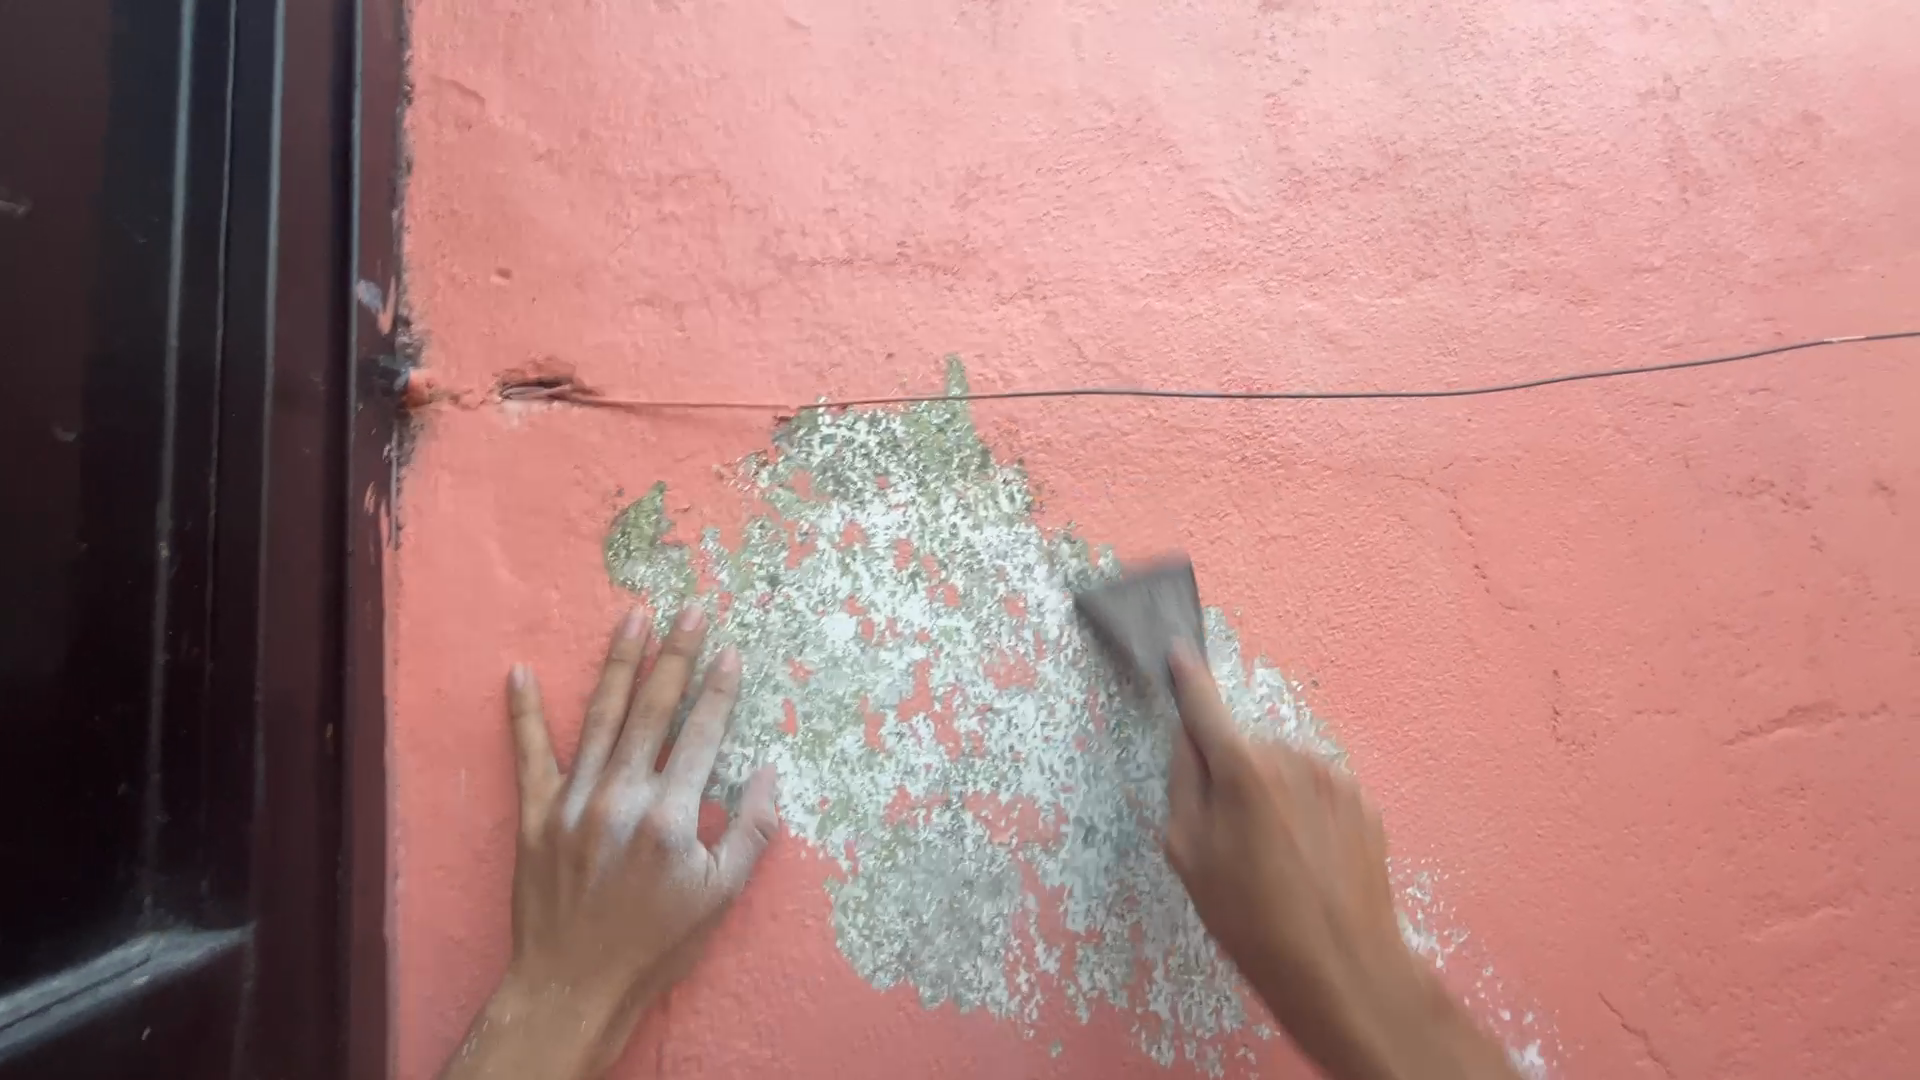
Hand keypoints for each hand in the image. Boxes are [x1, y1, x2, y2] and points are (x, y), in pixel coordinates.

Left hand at [440, 605, 778, 1079]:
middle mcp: (622, 796)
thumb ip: (753, 831)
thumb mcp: (722, 895)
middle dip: (677, 655)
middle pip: (654, 710)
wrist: (571, 989)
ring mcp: (573, 802)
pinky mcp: (535, 816)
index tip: (731, 652)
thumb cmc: (657, 944)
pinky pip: (529, 756)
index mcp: (671, 815)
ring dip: (620, 664)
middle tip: (690, 611)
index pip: (702, 733)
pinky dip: (522, 714)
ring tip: (634, 619)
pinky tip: (517, 673)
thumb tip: (768, 774)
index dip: (720, 690)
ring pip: (601, 717)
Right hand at [1164, 644, 1515, 1079]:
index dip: (1187, 676)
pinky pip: (1315, 787)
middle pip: (1242, 744)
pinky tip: (1308, 854)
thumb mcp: (1188, 853)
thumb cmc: (1249, 916)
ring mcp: (1333, 777)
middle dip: (1230, 769)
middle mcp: (1291, 756)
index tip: (1177, 649)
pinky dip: (1302, 806)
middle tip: (1232, 830)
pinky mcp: (1363, 800)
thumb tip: (1191, 739)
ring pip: (1280, 765)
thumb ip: (1183, 782)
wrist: (1344, 971)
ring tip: (1275, 850)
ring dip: (1269, 788)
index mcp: (1242, 768)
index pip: (1204, 705)